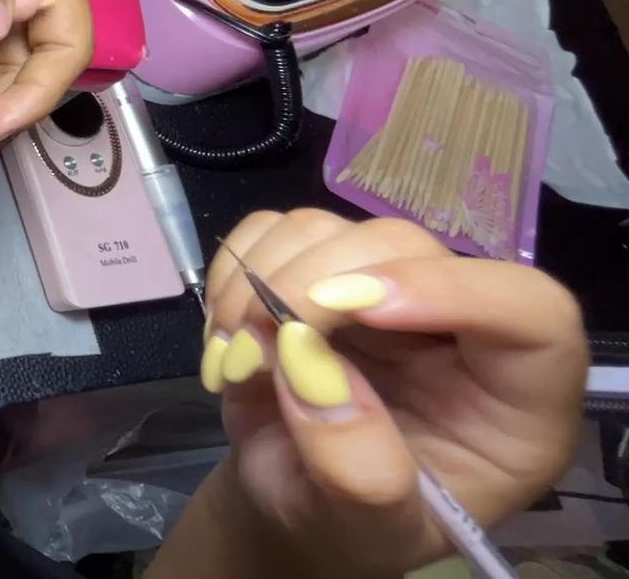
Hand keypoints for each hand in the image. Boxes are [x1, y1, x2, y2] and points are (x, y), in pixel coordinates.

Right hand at [200, 209, 586, 574]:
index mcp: (506, 398)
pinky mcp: (303, 271)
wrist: (288, 493)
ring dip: (255, 280)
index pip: (525, 307)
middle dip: (309, 284)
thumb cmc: (344, 520)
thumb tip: (307, 364)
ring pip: (320, 229)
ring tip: (235, 349)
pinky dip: (229, 272)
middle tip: (256, 344)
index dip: (444, 288)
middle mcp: (446, 328)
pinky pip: (264, 231)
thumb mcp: (363, 525)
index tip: (349, 307)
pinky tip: (227, 326)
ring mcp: (368, 291)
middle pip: (400, 245)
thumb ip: (357, 467)